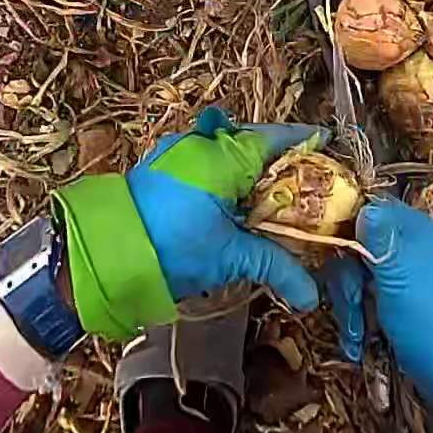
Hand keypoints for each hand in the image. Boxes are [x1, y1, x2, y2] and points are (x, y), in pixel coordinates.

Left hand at [53, 106, 322, 339]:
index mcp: (227, 153)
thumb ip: (275, 266)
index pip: (279, 137)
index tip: (328, 147)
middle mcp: (207, 140)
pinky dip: (228, 172)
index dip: (306, 142)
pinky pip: (210, 157)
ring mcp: (183, 147)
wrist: (104, 250)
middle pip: (258, 141)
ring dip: (255, 167)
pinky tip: (235, 199)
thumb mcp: (228, 256)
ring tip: (275, 192)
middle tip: (306, 180)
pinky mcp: (166, 161)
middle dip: (283, 160)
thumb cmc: (173, 245)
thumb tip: (311, 295)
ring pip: (233, 148)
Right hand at [325, 200, 432, 432]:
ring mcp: (399, 271)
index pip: (365, 204)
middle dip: (344, 276)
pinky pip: (361, 295)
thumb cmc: (432, 324)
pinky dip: (356, 316)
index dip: (342, 225)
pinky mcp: (393, 298)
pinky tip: (360, 340)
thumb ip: (379, 238)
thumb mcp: (400, 277)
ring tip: (357, 332)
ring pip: (352, 271)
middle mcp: (403, 242)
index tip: (331, 252)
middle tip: (353, 303)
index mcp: (410, 226)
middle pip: (352, 240)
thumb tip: (363, 204)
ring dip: (347, 303)